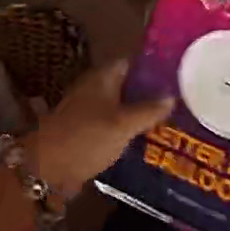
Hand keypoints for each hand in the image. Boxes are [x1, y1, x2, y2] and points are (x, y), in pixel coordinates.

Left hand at [26, 60, 172, 196]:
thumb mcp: (123, 124)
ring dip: (142, 113)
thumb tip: (171, 95)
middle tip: (181, 100)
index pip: (133, 62)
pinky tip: (149, 139)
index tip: (177, 74)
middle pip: (129, 84)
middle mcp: (96, 88)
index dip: (154, 66)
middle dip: (152, 92)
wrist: (48, 168)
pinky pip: (115, 125)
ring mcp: (90, 110)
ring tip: (172, 120)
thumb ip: (149, 109)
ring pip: (122, 106)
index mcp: (103, 77)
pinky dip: (130, 129)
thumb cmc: (87, 137)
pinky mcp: (88, 132)